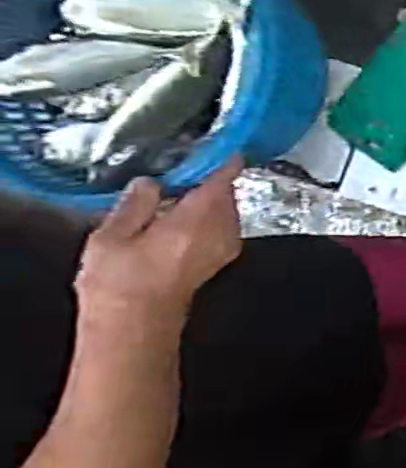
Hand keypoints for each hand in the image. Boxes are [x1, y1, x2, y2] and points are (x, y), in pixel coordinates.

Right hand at [76, 159, 243, 320]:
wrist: (139, 316)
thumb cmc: (121, 276)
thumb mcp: (113, 235)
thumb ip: (136, 204)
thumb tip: (152, 181)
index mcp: (199, 219)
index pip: (222, 182)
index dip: (224, 165)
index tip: (226, 150)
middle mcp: (224, 228)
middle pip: (226, 196)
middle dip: (209, 184)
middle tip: (181, 174)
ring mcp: (230, 243)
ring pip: (226, 211)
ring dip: (208, 202)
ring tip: (174, 198)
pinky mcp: (225, 255)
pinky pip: (224, 226)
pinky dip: (209, 217)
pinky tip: (181, 221)